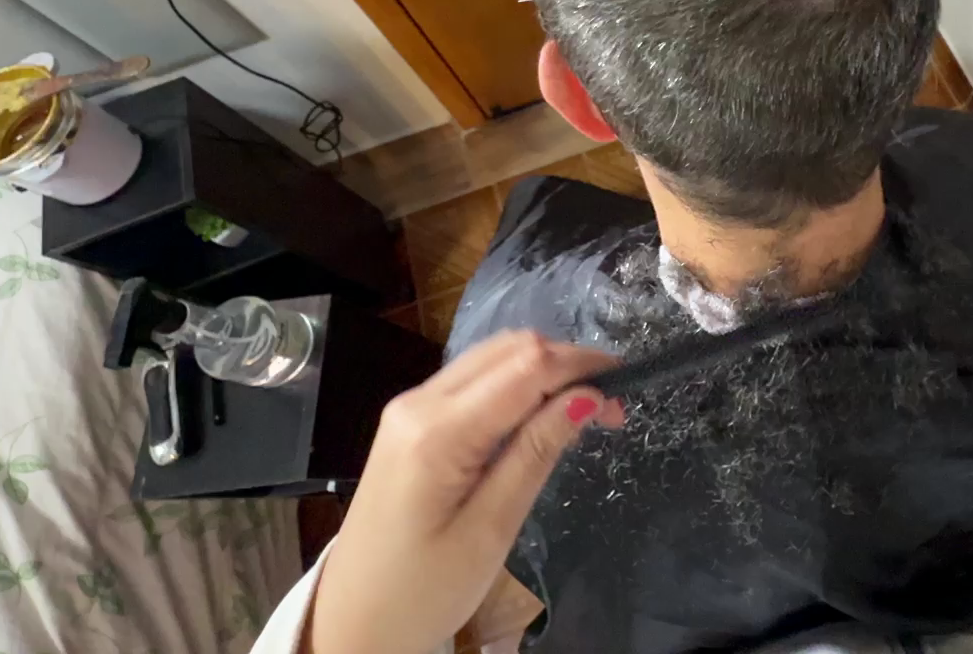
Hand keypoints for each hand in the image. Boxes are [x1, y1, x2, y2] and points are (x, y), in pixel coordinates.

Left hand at [304, 331, 622, 653]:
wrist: (349, 626)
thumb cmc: (423, 593)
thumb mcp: (490, 530)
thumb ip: (537, 453)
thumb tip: (589, 396)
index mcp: (437, 431)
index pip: (525, 366)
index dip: (581, 365)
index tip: (623, 391)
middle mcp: (420, 400)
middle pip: (511, 348)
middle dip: (568, 363)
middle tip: (610, 407)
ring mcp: (412, 405)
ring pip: (495, 355)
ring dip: (545, 369)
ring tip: (583, 409)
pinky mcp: (413, 417)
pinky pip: (477, 377)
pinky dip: (518, 382)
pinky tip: (540, 413)